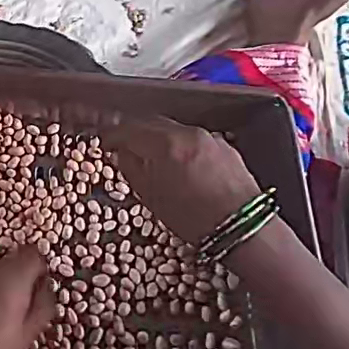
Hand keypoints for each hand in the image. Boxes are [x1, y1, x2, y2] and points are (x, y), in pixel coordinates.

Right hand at [102, 116, 262, 243]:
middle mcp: (186, 133)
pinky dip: (179, 144)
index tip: (105, 142)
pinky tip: (178, 161)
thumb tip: (121, 154)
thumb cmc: (194, 219)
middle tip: (122, 144)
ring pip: (173, 128)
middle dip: (134, 131)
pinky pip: (192, 137)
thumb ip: (132, 169)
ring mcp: (207, 136)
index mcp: (164, 144)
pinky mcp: (223, 144)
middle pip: (151, 122)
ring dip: (157, 136)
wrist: (243, 226)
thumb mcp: (152, 198)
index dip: (112, 135)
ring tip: (149, 154)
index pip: (128, 129)